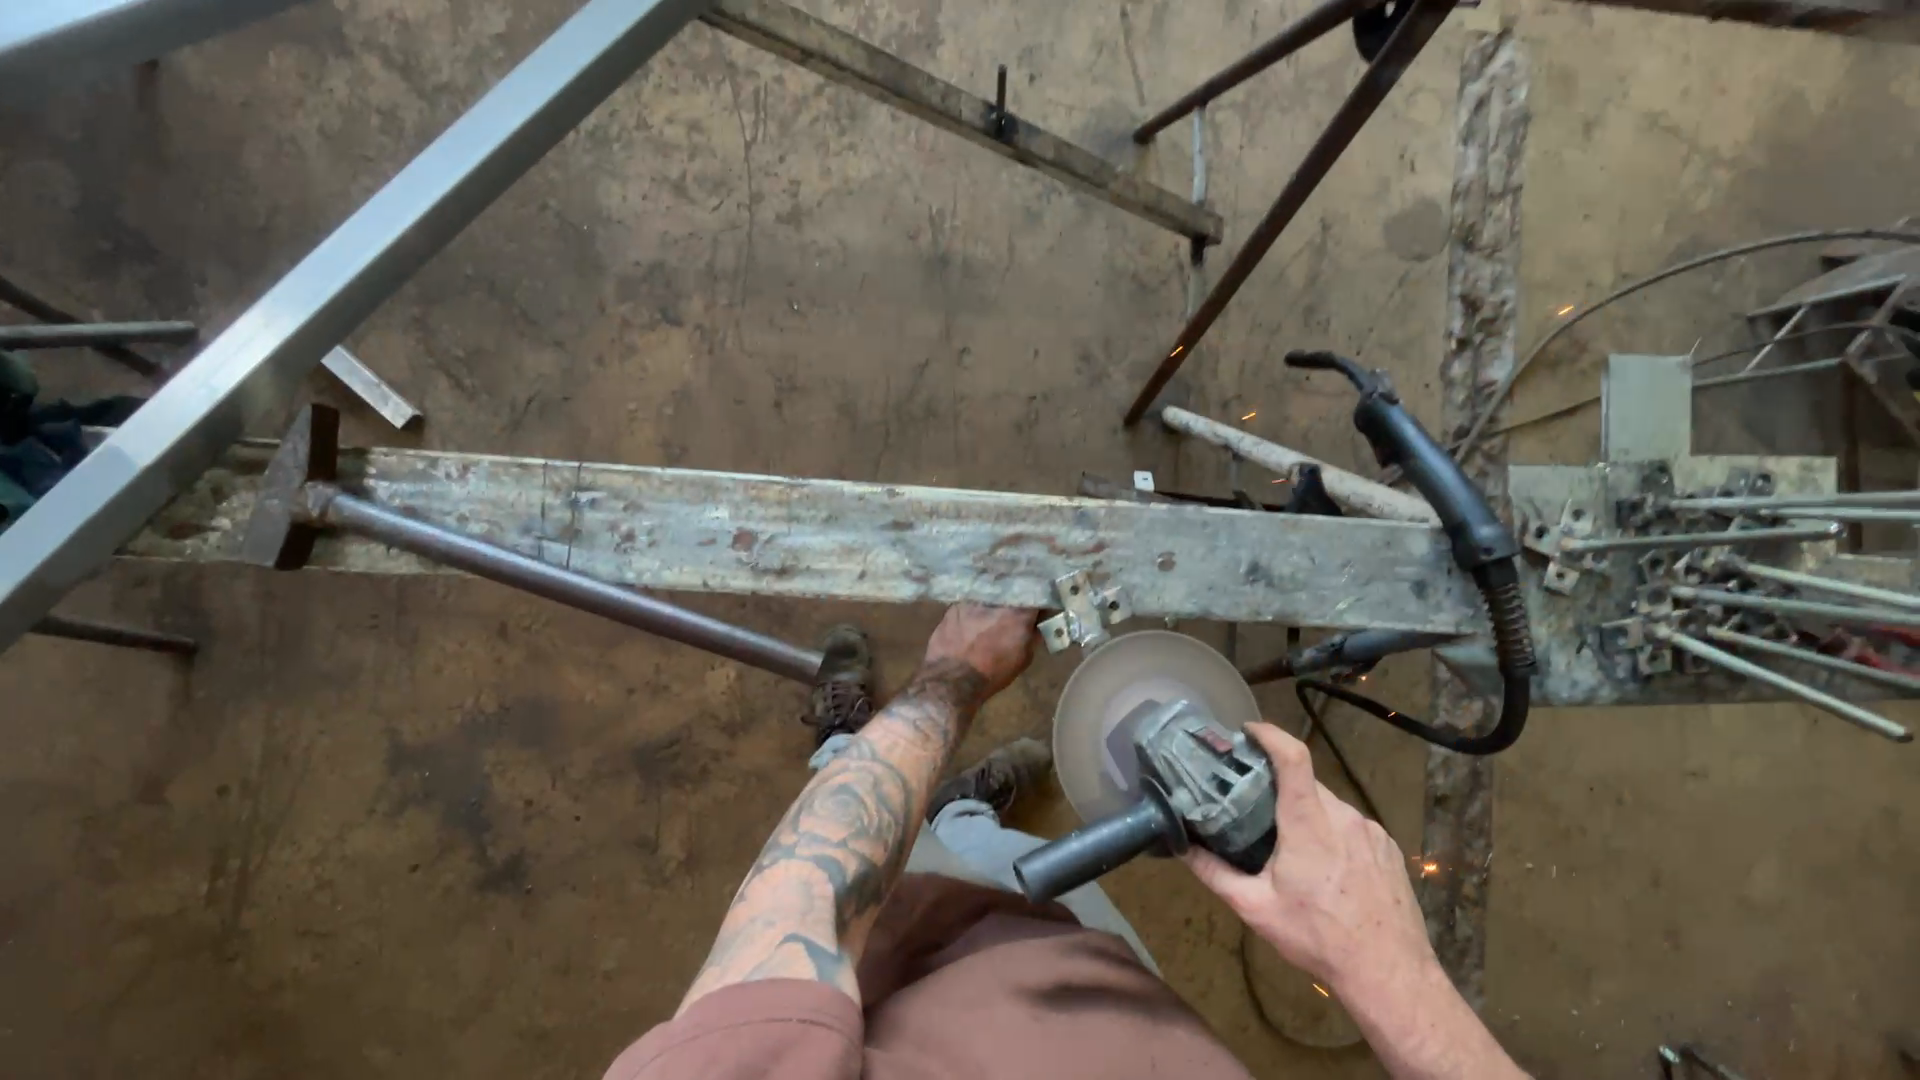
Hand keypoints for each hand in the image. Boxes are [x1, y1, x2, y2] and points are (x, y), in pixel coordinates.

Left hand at [921, 604, 1036, 701]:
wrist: (952, 679)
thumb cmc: (993, 672)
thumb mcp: (1023, 658)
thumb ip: (1032, 636)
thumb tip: (1035, 625)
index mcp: (1019, 612)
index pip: (1037, 595)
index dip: (1039, 601)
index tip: (1038, 608)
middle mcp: (997, 599)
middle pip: (1012, 590)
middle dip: (1016, 598)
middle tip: (1016, 610)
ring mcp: (973, 599)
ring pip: (990, 593)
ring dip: (994, 602)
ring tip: (992, 613)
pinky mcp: (955, 604)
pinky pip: (971, 600)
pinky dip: (975, 607)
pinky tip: (973, 618)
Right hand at [1184, 722, 1436, 995]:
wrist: (1391, 975)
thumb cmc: (1318, 937)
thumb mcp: (1256, 909)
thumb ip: (1215, 873)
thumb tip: (1182, 846)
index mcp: (1307, 824)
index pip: (1292, 758)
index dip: (1270, 735)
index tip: (1247, 731)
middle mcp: (1342, 816)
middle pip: (1306, 781)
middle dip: (1278, 784)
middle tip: (1253, 802)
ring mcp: (1370, 830)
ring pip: (1328, 804)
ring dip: (1305, 812)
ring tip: (1287, 843)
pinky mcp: (1388, 847)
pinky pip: (1351, 824)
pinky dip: (1331, 831)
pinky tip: (1325, 866)